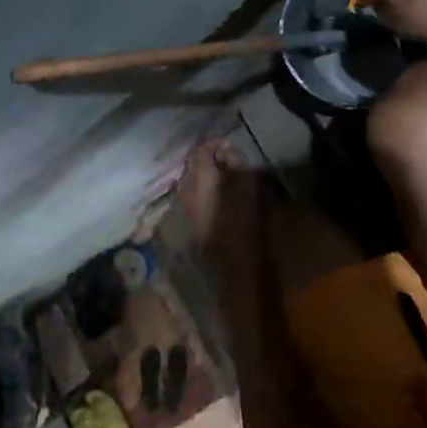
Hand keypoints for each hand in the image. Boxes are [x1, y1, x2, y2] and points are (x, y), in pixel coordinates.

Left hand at [175, 138, 266, 275]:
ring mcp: (175, 217)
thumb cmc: (248, 232)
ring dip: (202, 184)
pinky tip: (212, 211)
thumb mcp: (252, 189)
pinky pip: (185, 209)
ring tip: (222, 189)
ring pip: (186, 190)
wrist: (234, 282)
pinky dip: (197, 203)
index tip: (231, 146)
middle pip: (190, 170)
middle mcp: (181, 195)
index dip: (215, 145)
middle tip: (228, 167)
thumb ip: (238, 165)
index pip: (200, 152)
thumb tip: (227, 152)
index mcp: (199, 182)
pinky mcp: (175, 236)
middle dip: (207, 165)